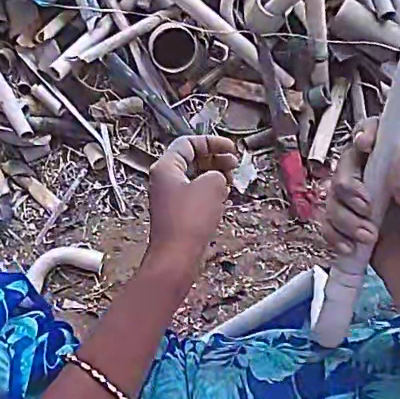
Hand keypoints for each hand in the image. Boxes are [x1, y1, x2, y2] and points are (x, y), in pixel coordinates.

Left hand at [145, 134, 237, 276]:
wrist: (177, 256)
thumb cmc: (191, 218)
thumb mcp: (211, 185)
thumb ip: (217, 173)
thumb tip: (217, 179)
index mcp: (166, 167)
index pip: (188, 143)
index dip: (212, 142)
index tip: (232, 148)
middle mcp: (164, 180)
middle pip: (192, 159)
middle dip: (215, 159)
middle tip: (235, 164)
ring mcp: (169, 198)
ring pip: (194, 178)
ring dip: (214, 176)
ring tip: (231, 182)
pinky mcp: (177, 214)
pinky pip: (195, 195)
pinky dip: (210, 192)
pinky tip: (223, 198)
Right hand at [319, 121, 399, 324]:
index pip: (392, 141)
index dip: (372, 135)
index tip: (363, 146)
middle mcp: (391, 190)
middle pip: (353, 164)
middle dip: (349, 183)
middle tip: (365, 207)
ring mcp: (372, 213)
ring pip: (337, 195)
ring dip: (343, 215)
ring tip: (366, 238)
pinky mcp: (356, 236)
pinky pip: (331, 224)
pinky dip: (333, 235)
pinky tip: (350, 250)